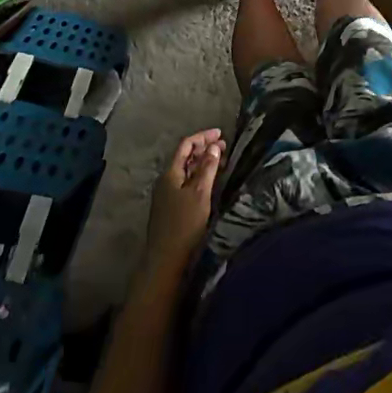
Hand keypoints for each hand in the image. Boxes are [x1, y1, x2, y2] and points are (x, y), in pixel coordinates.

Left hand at [144, 129, 224, 270]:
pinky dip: (199, 177)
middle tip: (224, 146)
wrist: (166, 258)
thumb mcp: (199, 193)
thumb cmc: (184, 223)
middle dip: (204, 149)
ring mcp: (167, 194)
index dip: (203, 137)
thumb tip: (214, 147)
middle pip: (185, 157)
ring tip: (221, 161)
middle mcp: (166, 180)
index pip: (186, 145)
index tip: (221, 134)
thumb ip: (207, 168)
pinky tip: (210, 182)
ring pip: (187, 171)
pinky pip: (186, 183)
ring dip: (203, 163)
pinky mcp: (171, 207)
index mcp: (170, 173)